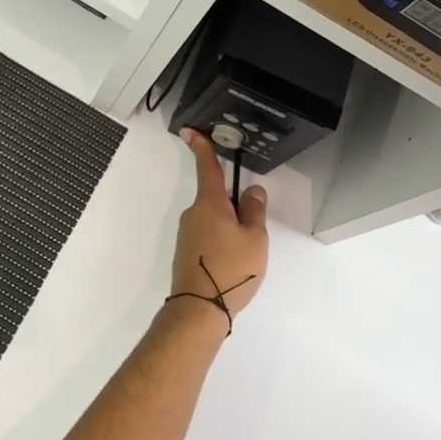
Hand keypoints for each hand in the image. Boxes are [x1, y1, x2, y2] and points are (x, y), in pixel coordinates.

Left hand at [171, 129, 268, 321]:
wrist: (198, 310)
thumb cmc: (231, 269)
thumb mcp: (254, 239)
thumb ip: (255, 210)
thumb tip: (252, 190)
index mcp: (210, 203)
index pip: (207, 167)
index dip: (201, 146)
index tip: (190, 130)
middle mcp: (194, 213)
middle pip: (216, 198)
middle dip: (233, 208)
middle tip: (251, 234)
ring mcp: (187, 233)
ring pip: (213, 220)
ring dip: (228, 229)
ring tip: (243, 257)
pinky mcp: (185, 252)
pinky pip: (207, 237)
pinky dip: (220, 243)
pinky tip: (230, 266)